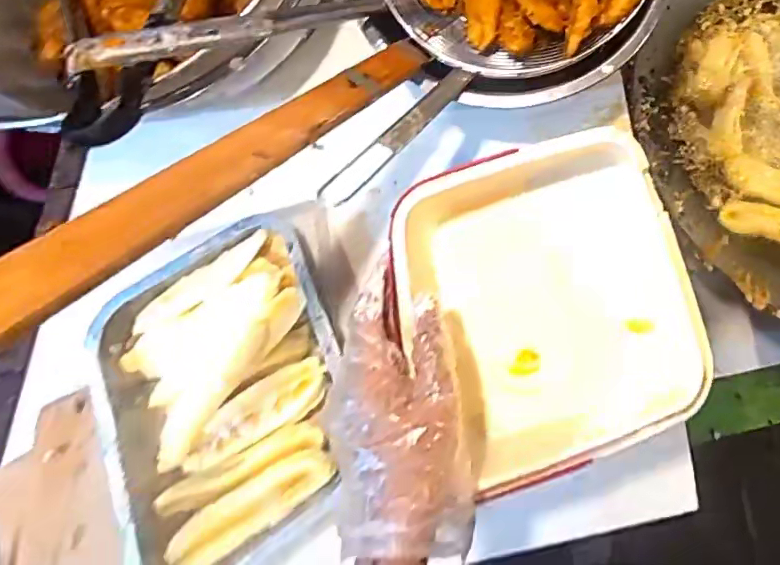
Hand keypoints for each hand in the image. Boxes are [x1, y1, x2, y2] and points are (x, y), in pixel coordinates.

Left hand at [329, 260, 474, 561]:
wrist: (394, 527)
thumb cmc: (419, 458)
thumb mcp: (435, 395)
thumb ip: (429, 345)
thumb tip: (423, 300)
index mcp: (364, 370)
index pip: (365, 309)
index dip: (377, 278)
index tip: (389, 252)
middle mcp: (345, 383)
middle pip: (361, 329)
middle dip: (381, 300)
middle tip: (405, 274)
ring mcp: (344, 406)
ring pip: (363, 351)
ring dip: (383, 326)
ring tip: (409, 306)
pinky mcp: (352, 423)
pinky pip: (365, 372)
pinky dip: (383, 352)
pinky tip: (405, 354)